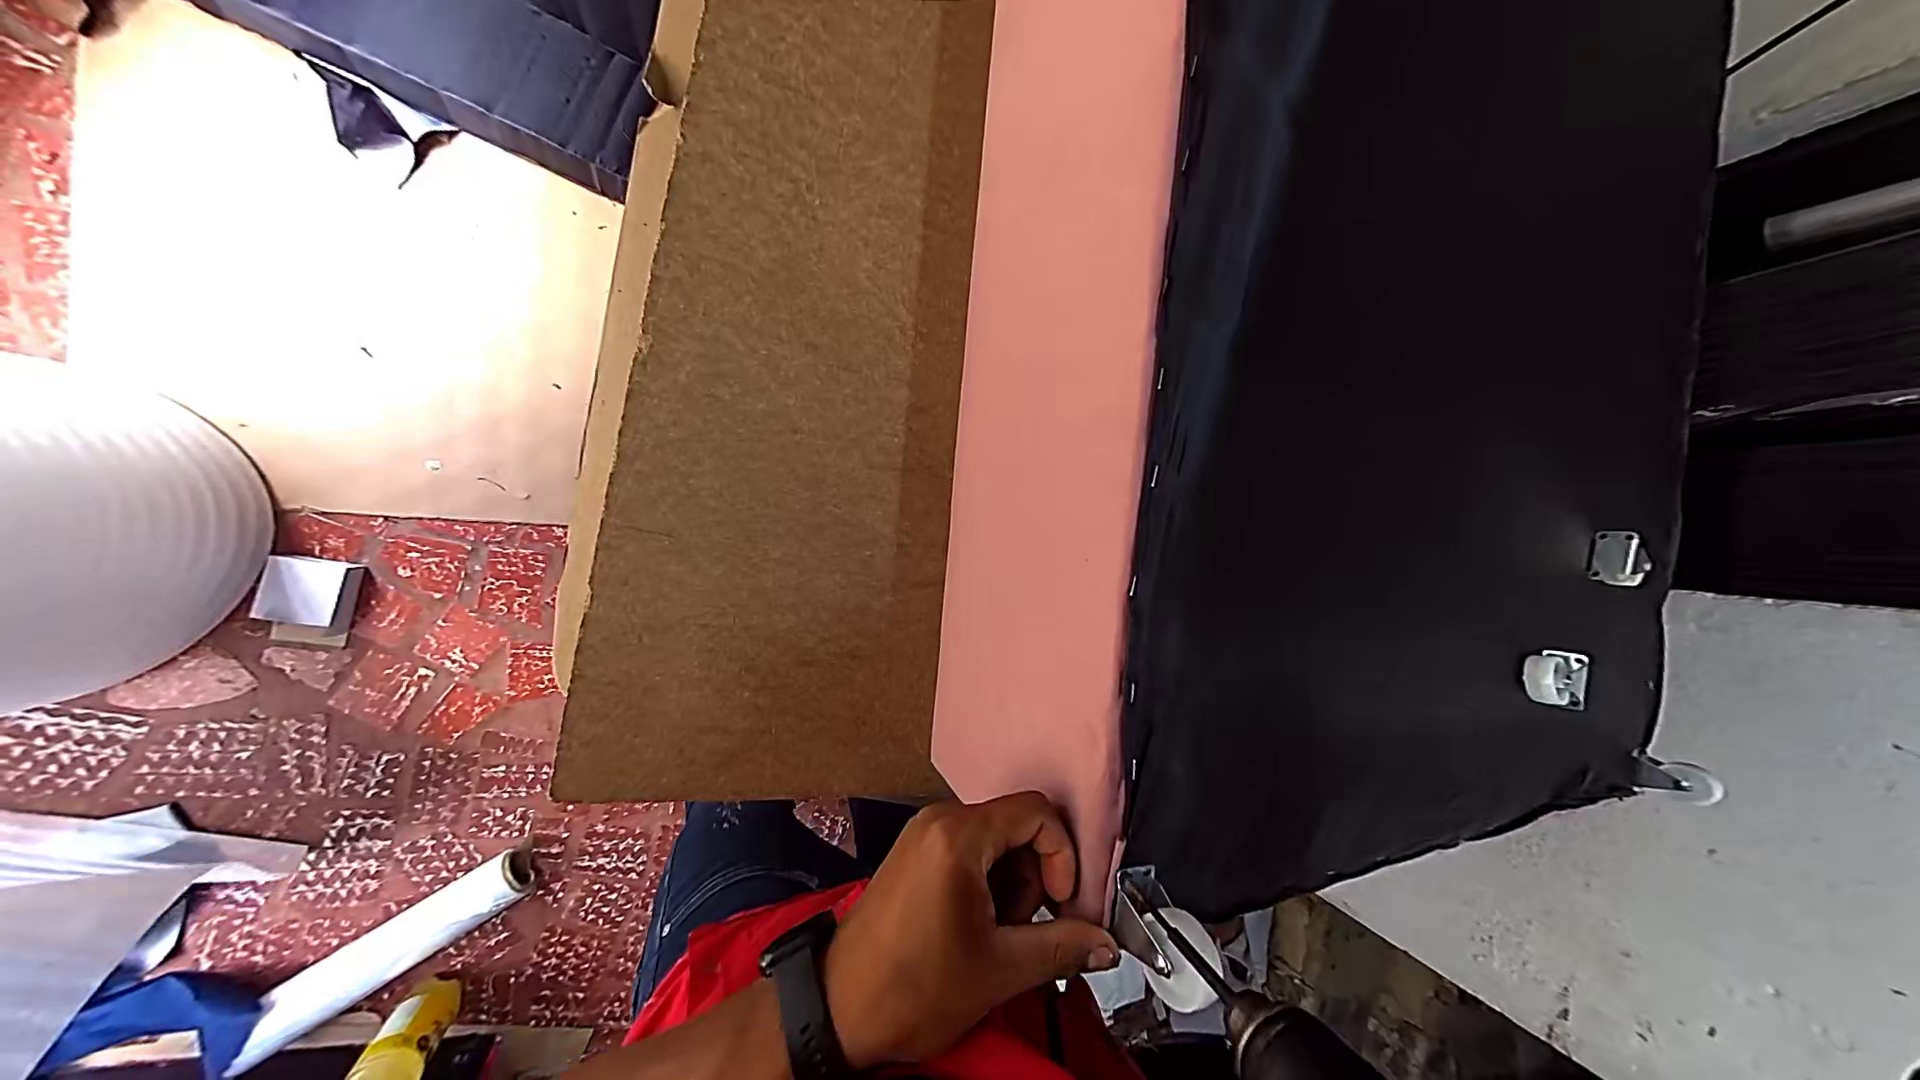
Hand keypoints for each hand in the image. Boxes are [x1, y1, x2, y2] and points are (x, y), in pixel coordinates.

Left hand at [821, 793, 1120, 1067]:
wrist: (841, 1009)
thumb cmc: (907, 987)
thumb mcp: (998, 969)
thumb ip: (1061, 947)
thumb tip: (1102, 943)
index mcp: (957, 836)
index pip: (1036, 813)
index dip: (1062, 856)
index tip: (1061, 902)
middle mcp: (938, 821)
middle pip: (1017, 825)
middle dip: (1034, 877)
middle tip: (1027, 927)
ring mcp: (924, 834)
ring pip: (996, 839)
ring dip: (1012, 883)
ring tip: (998, 934)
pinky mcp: (916, 851)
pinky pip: (970, 848)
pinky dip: (988, 881)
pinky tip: (979, 925)